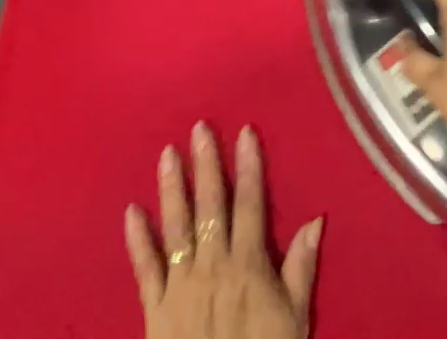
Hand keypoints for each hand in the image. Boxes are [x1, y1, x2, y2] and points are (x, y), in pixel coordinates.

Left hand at [126, 122, 322, 338]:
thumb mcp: (295, 320)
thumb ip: (301, 269)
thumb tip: (316, 220)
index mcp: (249, 265)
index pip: (250, 204)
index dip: (249, 167)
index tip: (245, 132)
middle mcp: (213, 264)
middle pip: (210, 205)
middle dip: (206, 165)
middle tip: (199, 128)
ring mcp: (180, 283)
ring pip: (176, 225)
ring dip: (172, 188)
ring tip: (167, 153)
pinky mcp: (155, 307)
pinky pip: (145, 267)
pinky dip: (137, 239)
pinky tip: (130, 210)